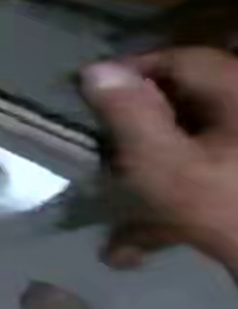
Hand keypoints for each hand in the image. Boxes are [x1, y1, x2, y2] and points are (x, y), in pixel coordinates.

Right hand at [81, 48, 237, 270]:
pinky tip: (132, 249)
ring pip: (196, 146)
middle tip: (97, 147)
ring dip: (152, 174)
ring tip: (115, 207)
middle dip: (140, 128)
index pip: (186, 59)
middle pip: (190, 103)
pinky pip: (206, 179)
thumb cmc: (228, 205)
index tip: (85, 93)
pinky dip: (168, 213)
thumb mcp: (161, 159)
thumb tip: (99, 69)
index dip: (134, 68)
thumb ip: (129, 111)